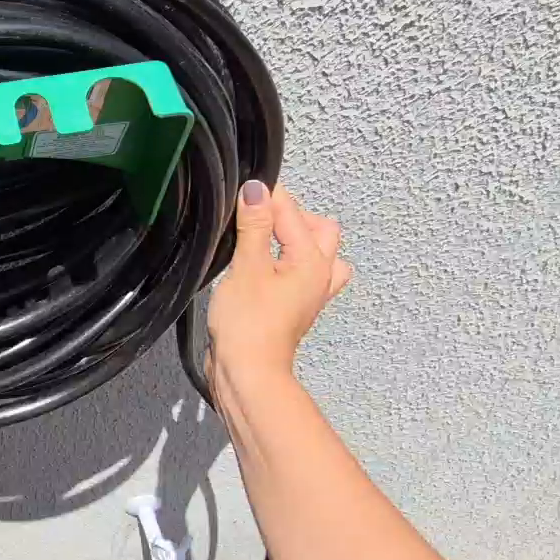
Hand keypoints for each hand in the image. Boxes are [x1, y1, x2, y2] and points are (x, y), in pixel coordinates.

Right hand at [207, 180, 351, 382]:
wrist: (247, 370)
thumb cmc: (248, 324)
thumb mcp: (246, 267)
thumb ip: (253, 226)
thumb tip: (256, 189)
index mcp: (312, 260)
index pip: (290, 212)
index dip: (264, 196)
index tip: (239, 189)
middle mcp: (320, 274)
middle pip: (318, 228)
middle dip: (288, 214)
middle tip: (253, 215)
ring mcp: (311, 293)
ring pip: (319, 252)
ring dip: (297, 238)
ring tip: (266, 239)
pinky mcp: (295, 307)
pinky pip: (305, 273)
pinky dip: (290, 261)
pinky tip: (267, 266)